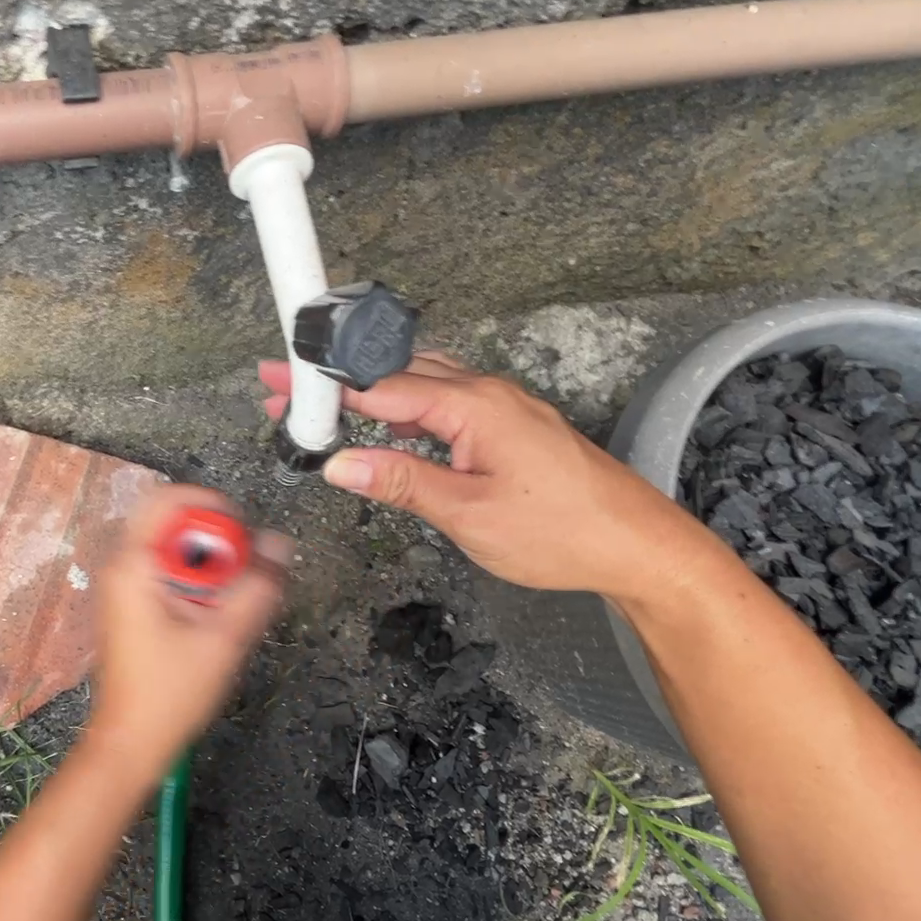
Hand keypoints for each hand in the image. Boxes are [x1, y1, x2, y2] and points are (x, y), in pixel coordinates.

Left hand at [90, 485, 289, 773]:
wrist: (131, 742)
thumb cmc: (169, 695)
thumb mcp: (225, 638)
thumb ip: (258, 586)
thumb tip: (280, 544)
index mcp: (134, 565)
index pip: (169, 499)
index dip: (214, 506)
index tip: (244, 534)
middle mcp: (122, 567)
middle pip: (175, 522)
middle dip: (217, 540)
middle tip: (245, 570)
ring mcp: (124, 587)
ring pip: (174, 549)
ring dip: (210, 563)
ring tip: (233, 598)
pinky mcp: (133, 606)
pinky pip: (168, 573)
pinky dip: (197, 582)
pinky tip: (216, 615)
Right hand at [259, 353, 718, 601]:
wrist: (638, 545)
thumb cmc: (560, 532)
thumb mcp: (468, 513)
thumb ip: (402, 482)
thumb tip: (341, 465)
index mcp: (473, 406)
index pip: (381, 388)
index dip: (326, 388)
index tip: (282, 384)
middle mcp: (486, 393)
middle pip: (395, 374)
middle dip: (338, 380)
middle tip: (288, 388)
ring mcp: (501, 405)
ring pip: (422, 381)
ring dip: (370, 390)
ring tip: (326, 401)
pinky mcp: (510, 424)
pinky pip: (445, 399)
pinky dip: (405, 404)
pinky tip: (392, 423)